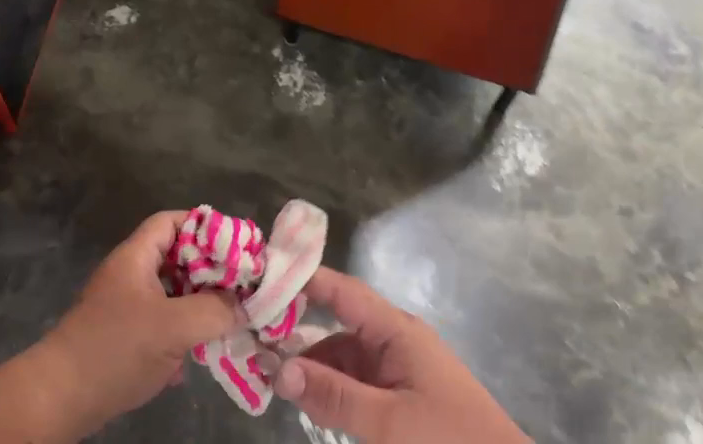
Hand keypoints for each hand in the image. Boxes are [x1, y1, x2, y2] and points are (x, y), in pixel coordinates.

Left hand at [40, 211, 241, 431]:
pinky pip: (162, 323)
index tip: (237, 247)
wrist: (65, 393)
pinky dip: (181, 334)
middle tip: (241, 289)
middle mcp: (130, 274)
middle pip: (175, 258)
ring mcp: (126, 305)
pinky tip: (198, 356)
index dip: (204, 227)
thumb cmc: (117, 348)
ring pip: (171, 294)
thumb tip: (240, 304)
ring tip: (228, 321)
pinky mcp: (125, 335)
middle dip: (208, 272)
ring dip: (198, 306)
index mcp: (135, 257)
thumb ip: (212, 311)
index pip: (171, 222)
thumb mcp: (172, 327)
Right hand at [275, 267, 529, 443]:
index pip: (337, 289)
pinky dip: (328, 388)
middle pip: (333, 322)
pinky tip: (306, 401)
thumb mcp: (390, 423)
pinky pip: (353, 380)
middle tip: (249, 338)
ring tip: (269, 377)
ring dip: (308, 365)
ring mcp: (397, 369)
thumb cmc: (452, 440)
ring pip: (339, 354)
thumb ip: (332, 395)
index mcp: (395, 330)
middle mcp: (393, 340)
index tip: (255, 276)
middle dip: (293, 330)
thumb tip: (275, 370)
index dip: (298, 278)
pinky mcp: (400, 396)